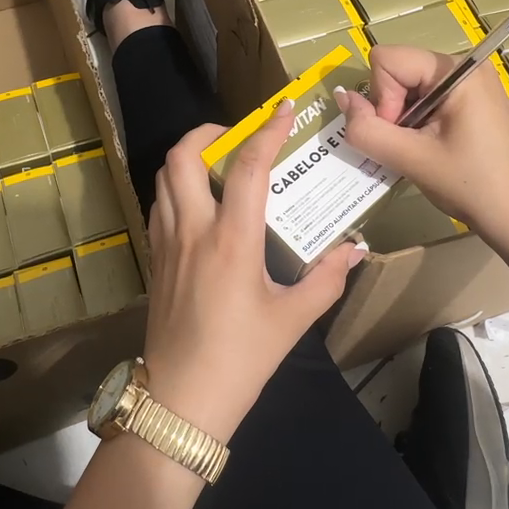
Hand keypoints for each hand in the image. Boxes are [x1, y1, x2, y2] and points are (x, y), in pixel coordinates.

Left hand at [140, 105, 367, 442]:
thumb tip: (354, 250)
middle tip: (237, 136)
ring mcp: (165, 242)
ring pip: (163, 176)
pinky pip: (158, 204)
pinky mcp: (154, 259)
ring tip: (218, 164)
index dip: (266, 131)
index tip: (282, 108)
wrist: (180, 400)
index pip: (247, 167)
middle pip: (183, 156)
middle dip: (208, 133)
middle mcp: (192, 229)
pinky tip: (199, 205)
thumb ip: (326, 280)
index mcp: (231, 239)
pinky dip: (175, 186)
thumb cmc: (240, 359)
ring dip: (187, 157)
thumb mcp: (292, 321)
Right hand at [335, 44, 508, 243]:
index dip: (381, 96)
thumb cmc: (474, 186)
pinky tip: (429, 151)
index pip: (386, 59)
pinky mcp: (470, 104)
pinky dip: (415, 124)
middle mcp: (462, 67)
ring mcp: (468, 85)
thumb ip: (368, 129)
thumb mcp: (412, 159)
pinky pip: (424, 100)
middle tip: (410, 147)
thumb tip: (341, 99)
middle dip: (390, 109)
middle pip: (396, 70)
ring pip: (406, 88)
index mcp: (455, 69)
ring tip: (421, 152)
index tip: (401, 133)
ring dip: (401, 121)